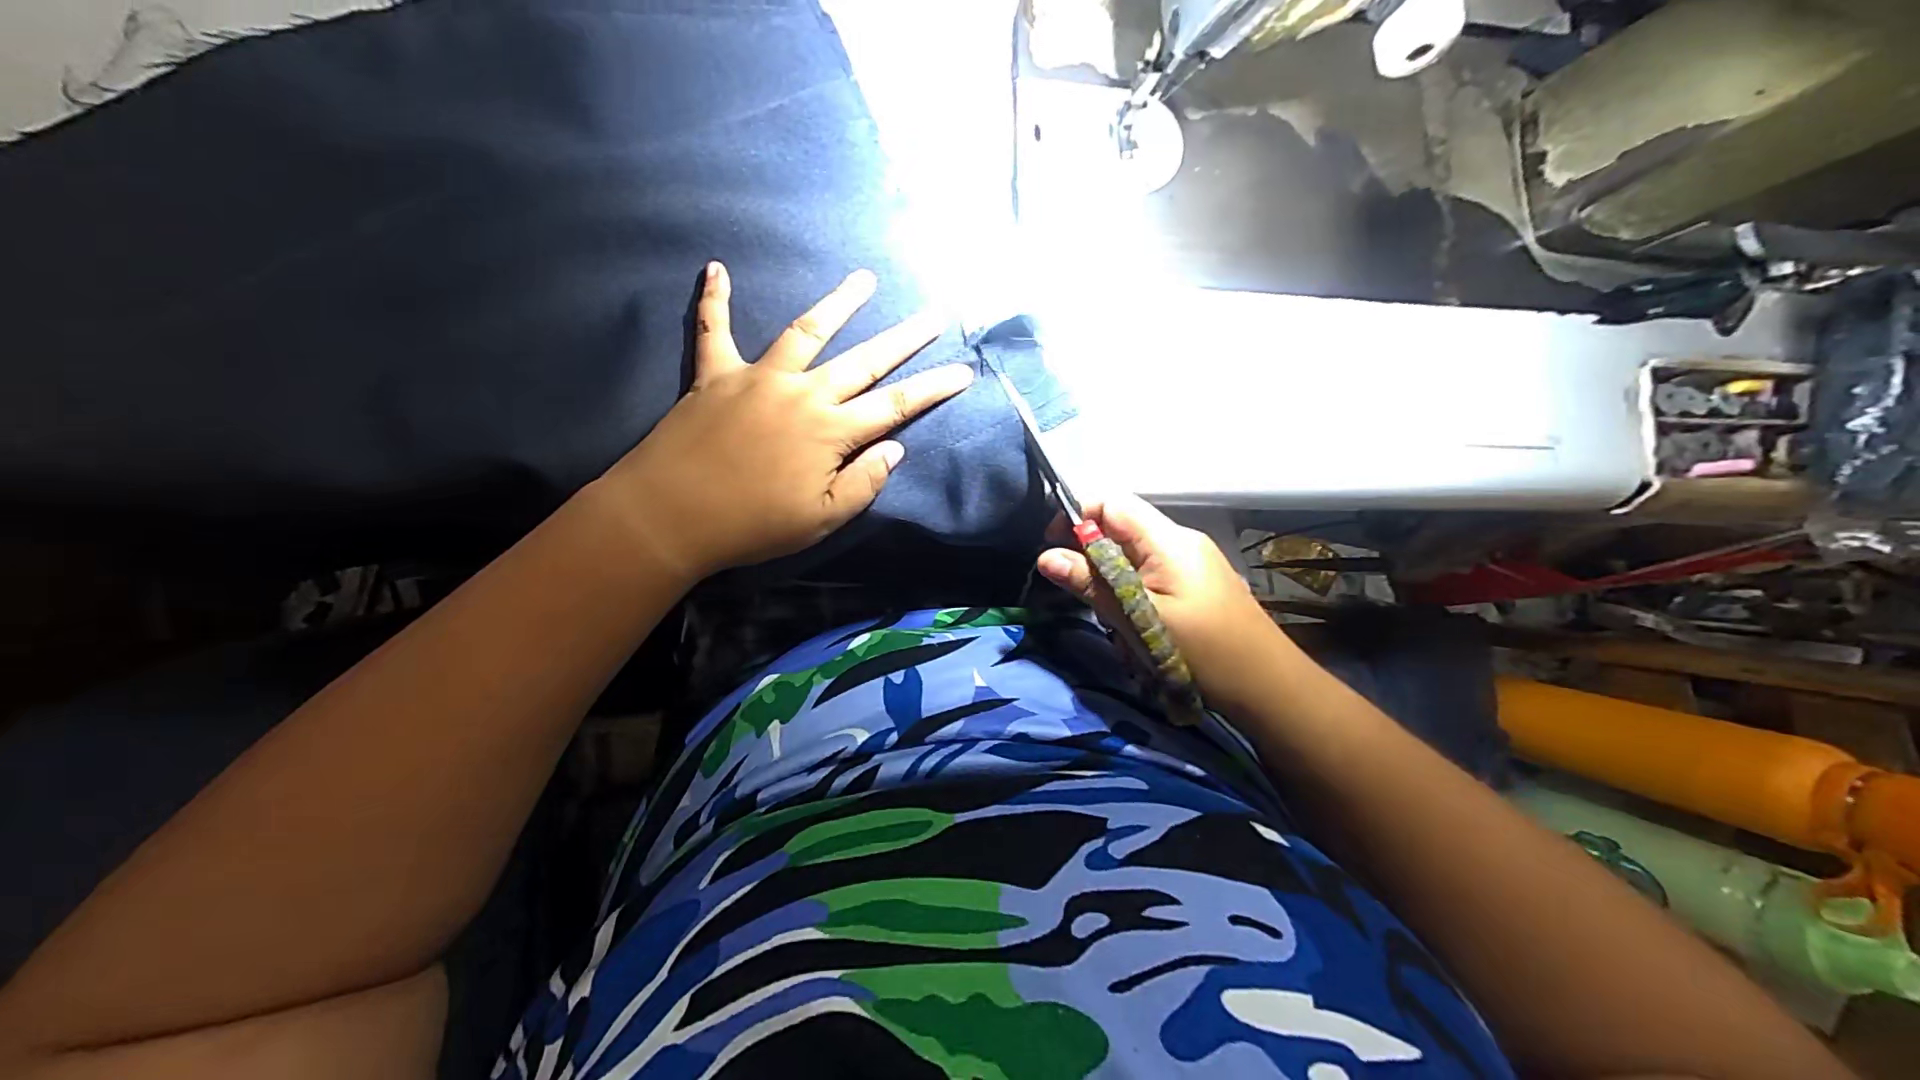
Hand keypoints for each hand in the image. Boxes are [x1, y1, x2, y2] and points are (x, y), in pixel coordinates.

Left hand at [595, 263, 973, 578]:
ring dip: (837, 303)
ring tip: (863, 279)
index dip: (933, 388)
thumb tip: (895, 448)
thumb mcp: (821, 519)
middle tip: (934, 315)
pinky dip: (715, 299)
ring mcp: (758, 378)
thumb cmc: (752, 525)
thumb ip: (864, 482)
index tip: (964, 371)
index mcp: (831, 431)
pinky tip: (716, 268)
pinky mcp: (715, 375)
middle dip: (904, 338)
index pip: (895, 405)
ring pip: (805, 331)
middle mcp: (802, 393)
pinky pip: (713, 330)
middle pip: (864, 360)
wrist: (670, 516)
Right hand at [1035, 496, 1303, 714]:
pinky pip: (1151, 575)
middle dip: (1092, 557)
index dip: (1078, 518)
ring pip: (1132, 556)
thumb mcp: (1140, 620)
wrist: (1270, 688)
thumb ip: (1093, 585)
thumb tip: (1045, 556)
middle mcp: (1181, 541)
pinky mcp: (1197, 584)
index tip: (1055, 551)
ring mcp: (1192, 563)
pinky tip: (1136, 628)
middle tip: (1083, 596)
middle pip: (1120, 529)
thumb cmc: (1206, 652)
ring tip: (1114, 621)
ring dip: (1111, 582)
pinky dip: (1132, 594)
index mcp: (1169, 540)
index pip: (1112, 503)